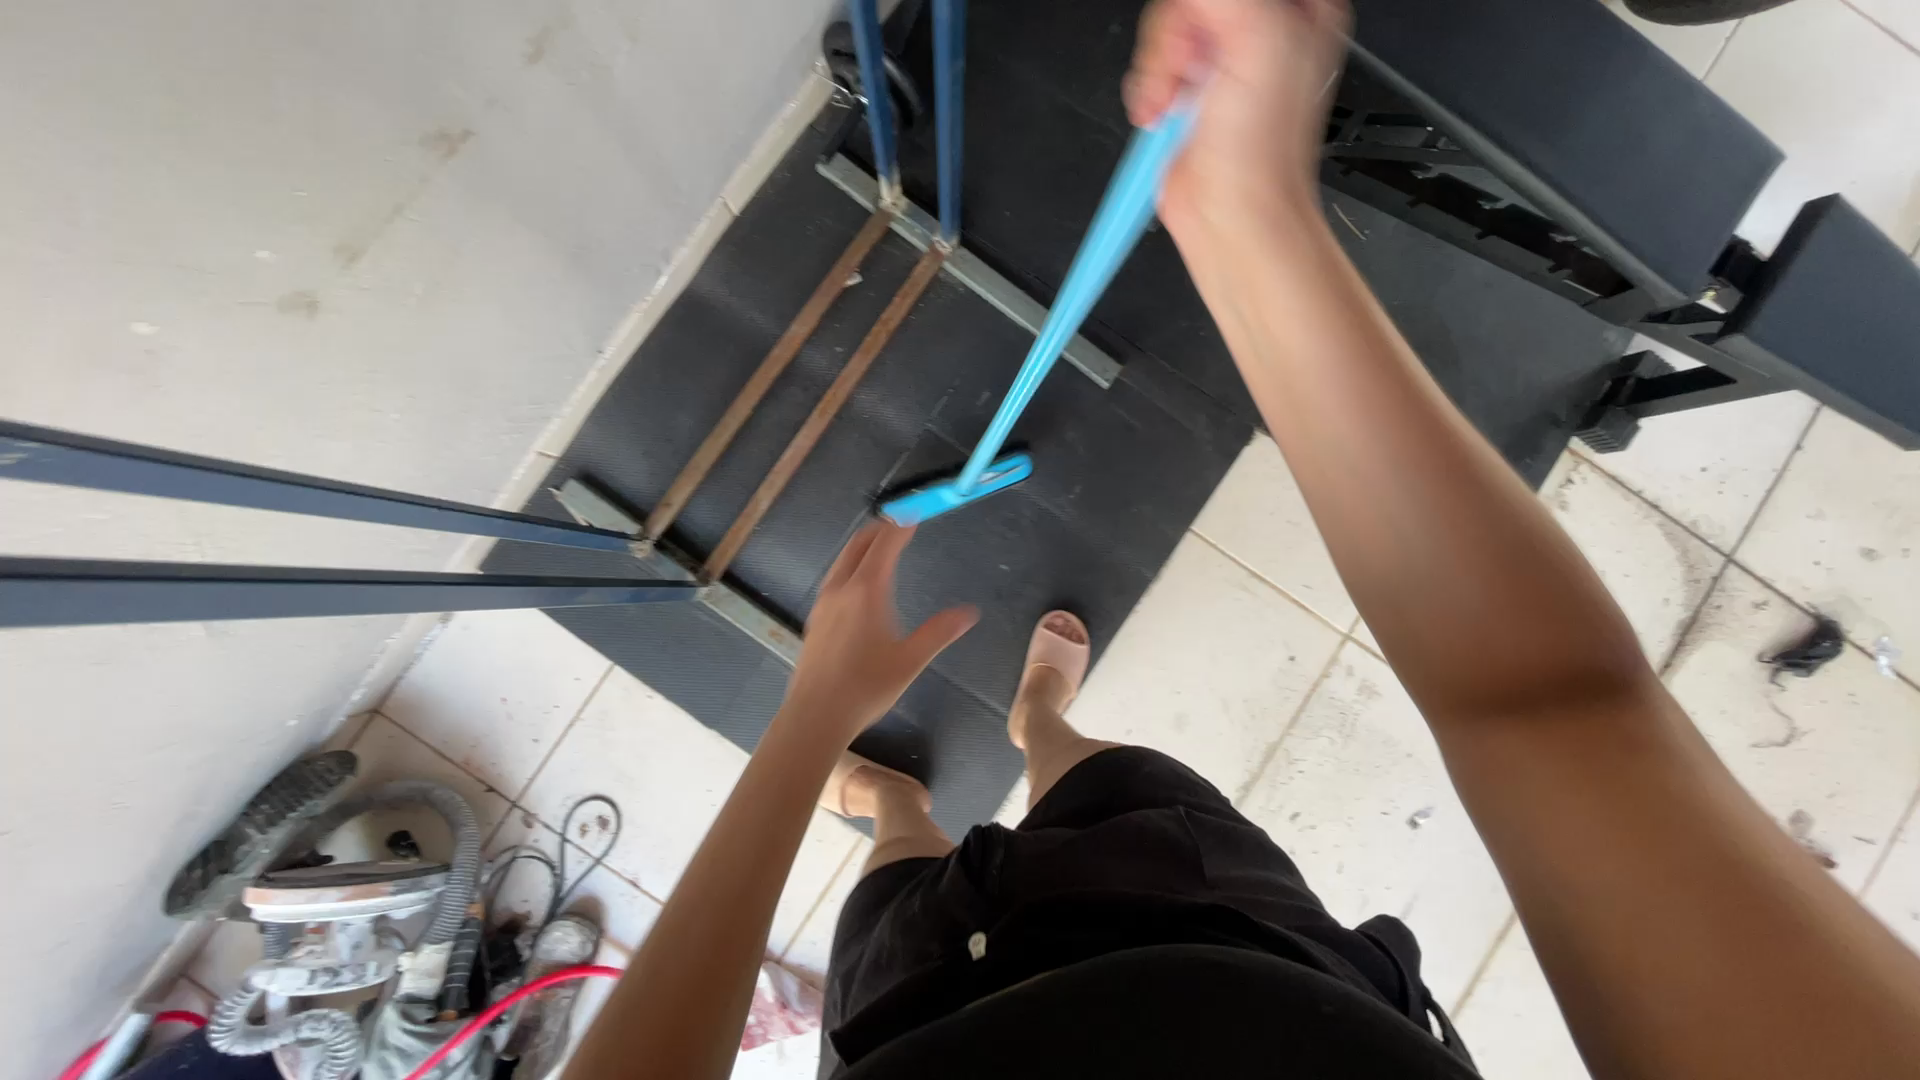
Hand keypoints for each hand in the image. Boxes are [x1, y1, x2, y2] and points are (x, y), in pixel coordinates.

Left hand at [783, 522, 977, 741]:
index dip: (901, 526)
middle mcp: (841, 589)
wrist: (815, 715)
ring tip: (881, 548)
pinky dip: (851, 566)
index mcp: (866, 592)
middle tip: (900, 524)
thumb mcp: (910, 661)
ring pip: (843, 561)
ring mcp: (823, 604)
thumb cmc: (866, 688)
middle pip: (859, 545)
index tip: (915, 513)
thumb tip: (969, 613)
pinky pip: (835, 578)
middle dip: (880, 530)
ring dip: (863, 547)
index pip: (885, 545)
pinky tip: (859, 586)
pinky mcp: (815, 619)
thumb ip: (940, 632)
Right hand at [1125, 0, 1348, 251]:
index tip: (1208, 36)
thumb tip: (1188, 2)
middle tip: (1192, 71)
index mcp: (1296, 8)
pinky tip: (1162, 115)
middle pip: (1192, 3)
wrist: (1228, 214)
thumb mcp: (1261, 38)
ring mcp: (1221, 64)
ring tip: (1171, 104)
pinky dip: (1147, 90)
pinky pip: (1152, 64)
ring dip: (1157, 69)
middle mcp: (1260, 32)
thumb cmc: (1260, 153)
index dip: (1205, 8)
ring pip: (1167, 30)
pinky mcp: (1189, 94)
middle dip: (1176, 37)